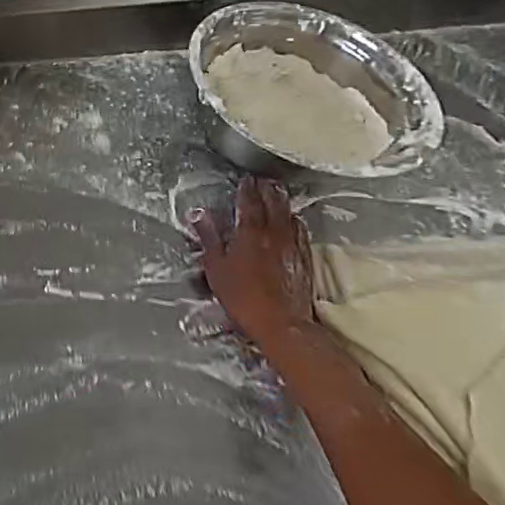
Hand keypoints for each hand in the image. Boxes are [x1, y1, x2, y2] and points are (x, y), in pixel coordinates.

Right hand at [196, 176, 310, 343]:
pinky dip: (294, 219)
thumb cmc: (243, 297)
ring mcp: (293, 245)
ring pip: (289, 213)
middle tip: (261, 181)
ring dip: (281, 201)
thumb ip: (209, 238)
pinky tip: (293, 221)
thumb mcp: (216, 268)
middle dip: (266, 189)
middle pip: (273, 202)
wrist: (282, 324)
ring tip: (276, 193)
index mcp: (250, 232)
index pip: (249, 201)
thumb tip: (199, 214)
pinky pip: (301, 230)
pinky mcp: (305, 258)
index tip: (244, 180)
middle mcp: (274, 232)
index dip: (246, 188)